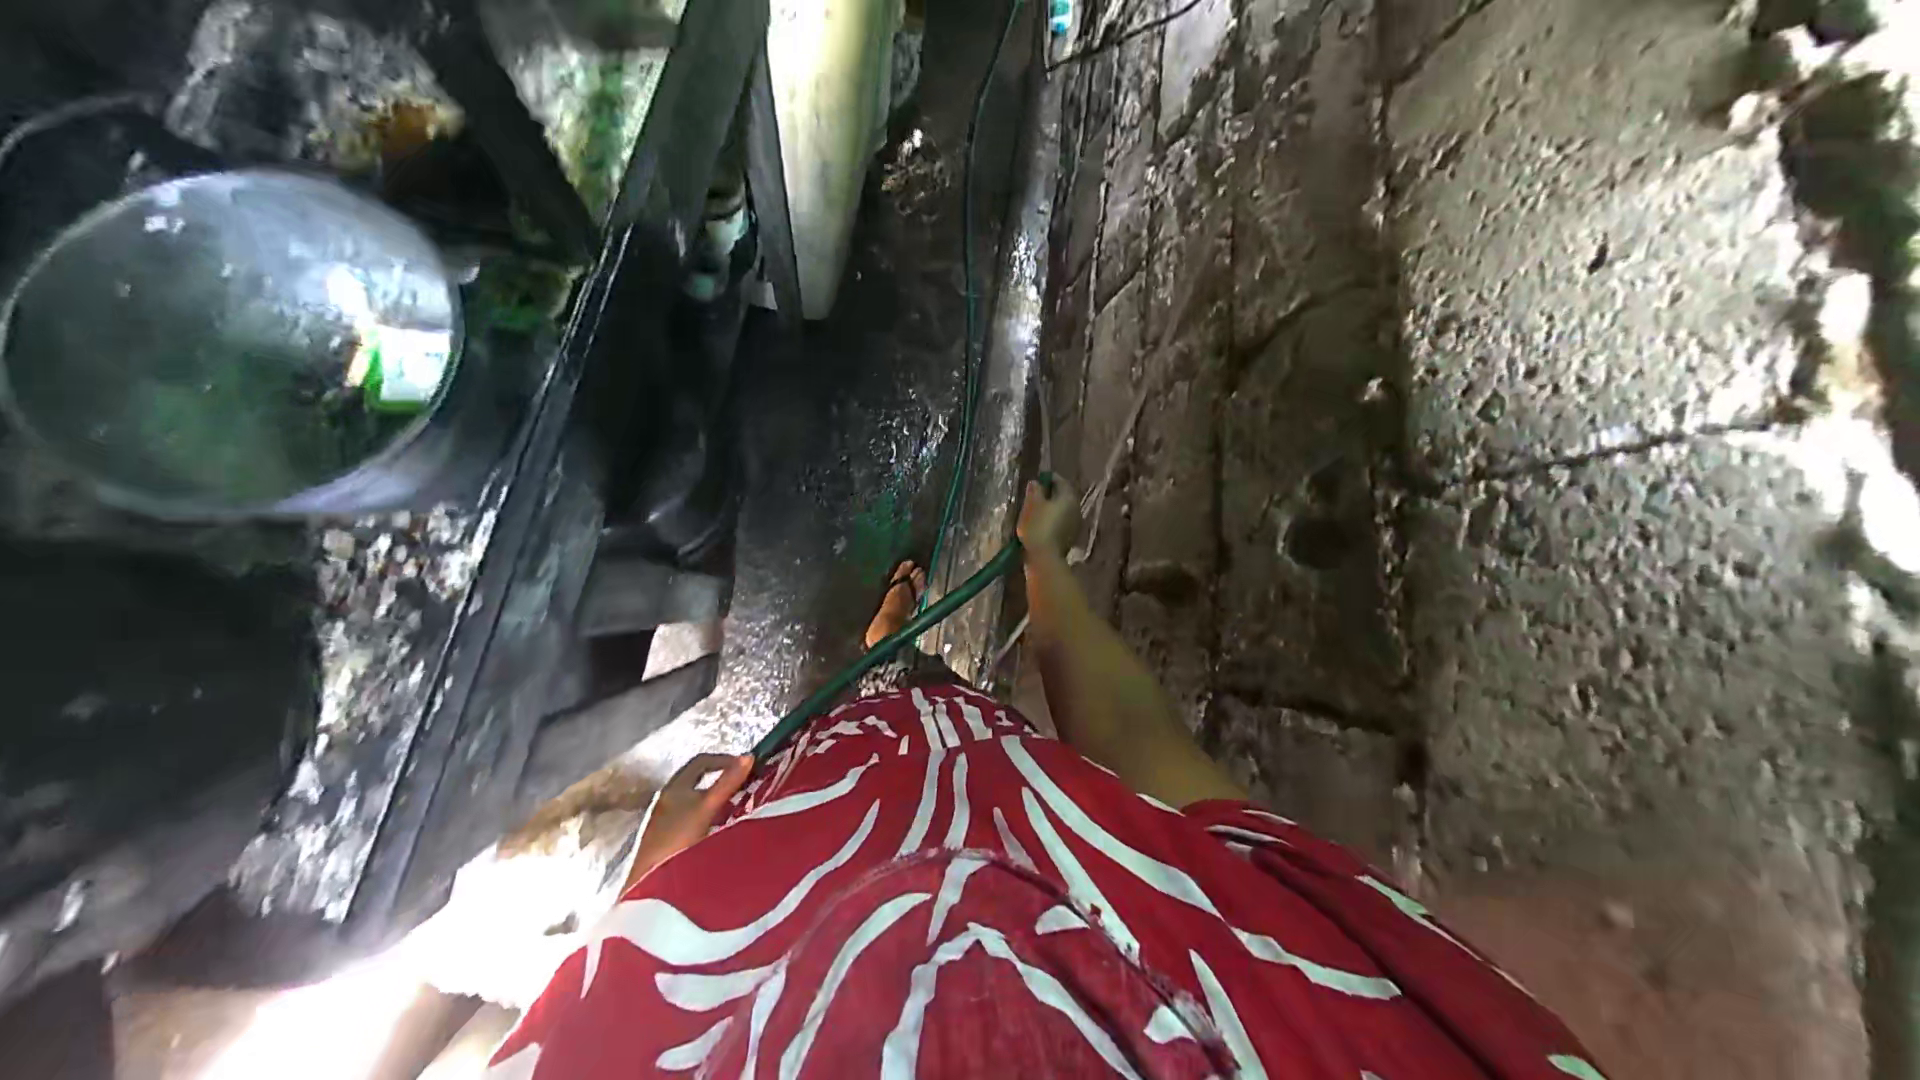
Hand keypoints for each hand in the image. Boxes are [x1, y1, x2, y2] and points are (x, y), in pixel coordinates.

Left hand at [623, 752, 753, 890]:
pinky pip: (696, 819)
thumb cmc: (679, 838)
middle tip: (746, 785)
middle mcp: (668, 799)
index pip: (701, 762)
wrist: (651, 883)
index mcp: (675, 787)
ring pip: (697, 801)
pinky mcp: (669, 840)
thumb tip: (749, 756)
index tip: (746, 766)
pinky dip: (712, 817)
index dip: (724, 760)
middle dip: (723, 780)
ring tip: (740, 807)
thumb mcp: (707, 807)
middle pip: (699, 781)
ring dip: (718, 800)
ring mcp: (667, 820)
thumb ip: (728, 782)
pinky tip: (723, 829)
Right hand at [1017, 475, 1079, 559]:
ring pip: (1063, 510)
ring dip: (1052, 507)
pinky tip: (1041, 523)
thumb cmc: (1037, 526)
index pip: (1060, 481)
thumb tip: (1037, 482)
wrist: (1044, 558)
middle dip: (1050, 493)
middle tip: (1035, 494)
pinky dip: (1053, 519)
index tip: (1037, 479)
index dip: (1048, 478)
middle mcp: (1076, 508)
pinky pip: (1062, 522)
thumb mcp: (1032, 505)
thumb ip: (1035, 491)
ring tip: (1036, 509)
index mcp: (1069, 497)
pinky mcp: (1070, 537)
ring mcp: (1075, 524)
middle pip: (1063, 496)